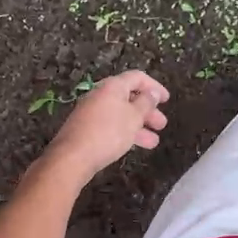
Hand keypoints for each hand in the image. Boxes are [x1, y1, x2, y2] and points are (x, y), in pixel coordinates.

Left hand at [39, 70, 169, 182]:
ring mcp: (91, 113)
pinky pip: (110, 127)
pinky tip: (132, 146)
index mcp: (113, 86)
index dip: (155, 86)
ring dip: (138, 126)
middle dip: (148, 111)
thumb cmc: (107, 132)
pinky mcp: (85, 130)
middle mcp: (100, 95)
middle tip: (161, 124)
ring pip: (121, 115)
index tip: (166, 99)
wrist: (70, 159)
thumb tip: (152, 92)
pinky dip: (124, 133)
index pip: (138, 78)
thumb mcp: (134, 116)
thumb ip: (146, 103)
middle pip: (129, 98)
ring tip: (153, 143)